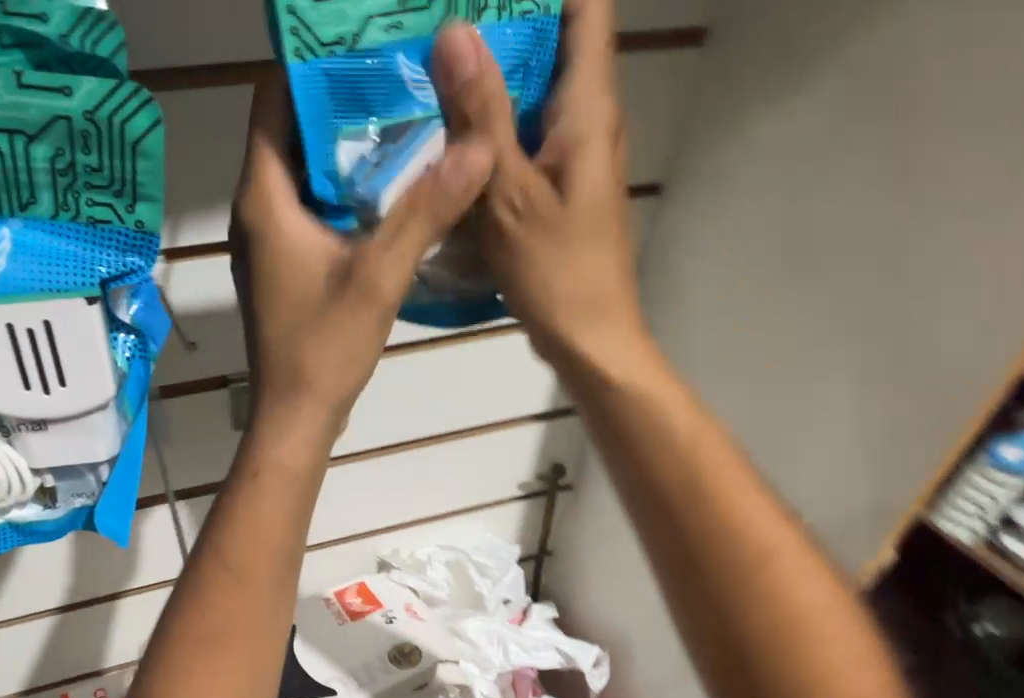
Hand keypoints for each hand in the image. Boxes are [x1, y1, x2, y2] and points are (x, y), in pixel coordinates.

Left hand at [229, 74, 494, 436]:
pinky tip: (393, 188)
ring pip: (305, 172)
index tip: (366, 48)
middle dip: (342, 101)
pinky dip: (347, 190)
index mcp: (264, 198)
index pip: (273, 100)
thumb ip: (427, 209)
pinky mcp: (285, 265)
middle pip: (292, 132)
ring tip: (406, 119)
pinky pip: (313, 207)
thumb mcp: (380, 274)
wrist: (296, 417)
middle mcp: (256, 210)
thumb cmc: (324, 347)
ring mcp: (269, 240)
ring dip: (348, 147)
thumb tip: (480, 145)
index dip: (313, 65)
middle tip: (401, 77)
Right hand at [432, 1, 649, 373]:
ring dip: (493, 76)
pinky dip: (493, 125)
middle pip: (556, 44)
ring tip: (434, 62)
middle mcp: (589, 120)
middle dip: (504, 25)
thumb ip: (483, 115)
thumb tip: (456, 31)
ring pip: (536, 92)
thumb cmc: (556, 269)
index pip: (588, 10)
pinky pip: (526, 134)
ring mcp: (576, 154)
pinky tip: (449, 133)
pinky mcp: (560, 185)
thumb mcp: (510, 192)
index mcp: (588, 109)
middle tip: (440, 22)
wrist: (589, 339)